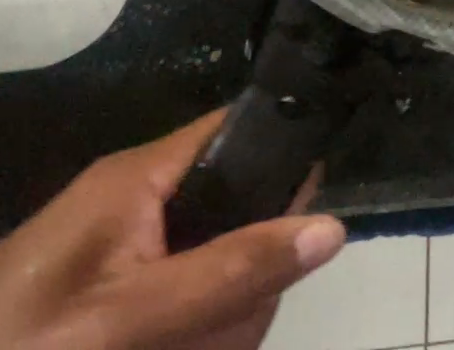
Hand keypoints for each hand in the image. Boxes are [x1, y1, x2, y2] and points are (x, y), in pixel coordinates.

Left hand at [0, 111, 344, 349]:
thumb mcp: (121, 319)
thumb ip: (227, 274)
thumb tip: (335, 226)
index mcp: (141, 177)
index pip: (246, 125)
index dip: (287, 157)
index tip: (304, 218)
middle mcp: (143, 199)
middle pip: (249, 211)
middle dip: (247, 278)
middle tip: (212, 333)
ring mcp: (131, 249)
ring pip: (228, 266)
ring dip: (222, 320)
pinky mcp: (118, 291)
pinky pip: (193, 299)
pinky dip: (196, 336)